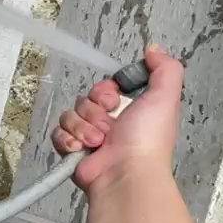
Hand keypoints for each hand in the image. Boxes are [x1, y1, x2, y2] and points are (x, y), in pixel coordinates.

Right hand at [52, 44, 184, 192]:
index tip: (113, 100)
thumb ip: (165, 70)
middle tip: (108, 127)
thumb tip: (154, 49)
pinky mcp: (72, 151)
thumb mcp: (165, 98)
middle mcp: (109, 123)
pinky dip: (68, 140)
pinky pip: (58, 134)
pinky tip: (81, 149)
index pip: (103, 88)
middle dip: (93, 112)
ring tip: (98, 143)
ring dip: (82, 128)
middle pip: (84, 100)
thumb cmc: (147, 140)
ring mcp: (88, 137)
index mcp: (129, 111)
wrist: (124, 173)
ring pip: (69, 116)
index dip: (103, 91)